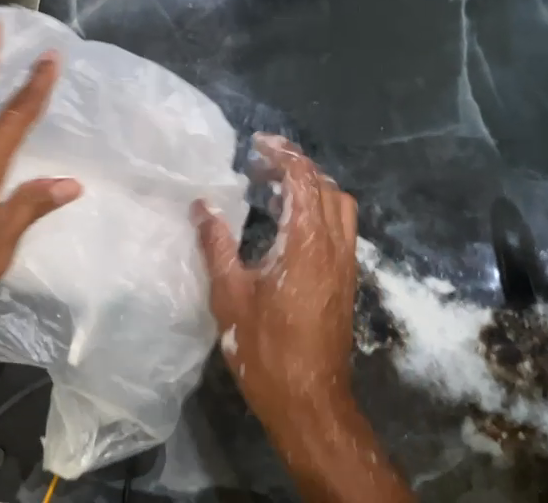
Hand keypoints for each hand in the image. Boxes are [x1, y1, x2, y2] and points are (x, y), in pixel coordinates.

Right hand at [193, 134, 359, 433]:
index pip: (303, 178)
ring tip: (273, 190)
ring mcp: (345, 264)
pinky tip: (287, 225)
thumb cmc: (266, 349)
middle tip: (258, 165)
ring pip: (339, 205)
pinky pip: (339, 227)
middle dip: (295, 166)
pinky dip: (318, 210)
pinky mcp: (345, 281)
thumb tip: (202, 204)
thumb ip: (216, 243)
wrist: (310, 402)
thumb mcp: (230, 294)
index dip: (282, 154)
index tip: (256, 144)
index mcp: (307, 242)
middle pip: (326, 186)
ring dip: (311, 187)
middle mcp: (334, 246)